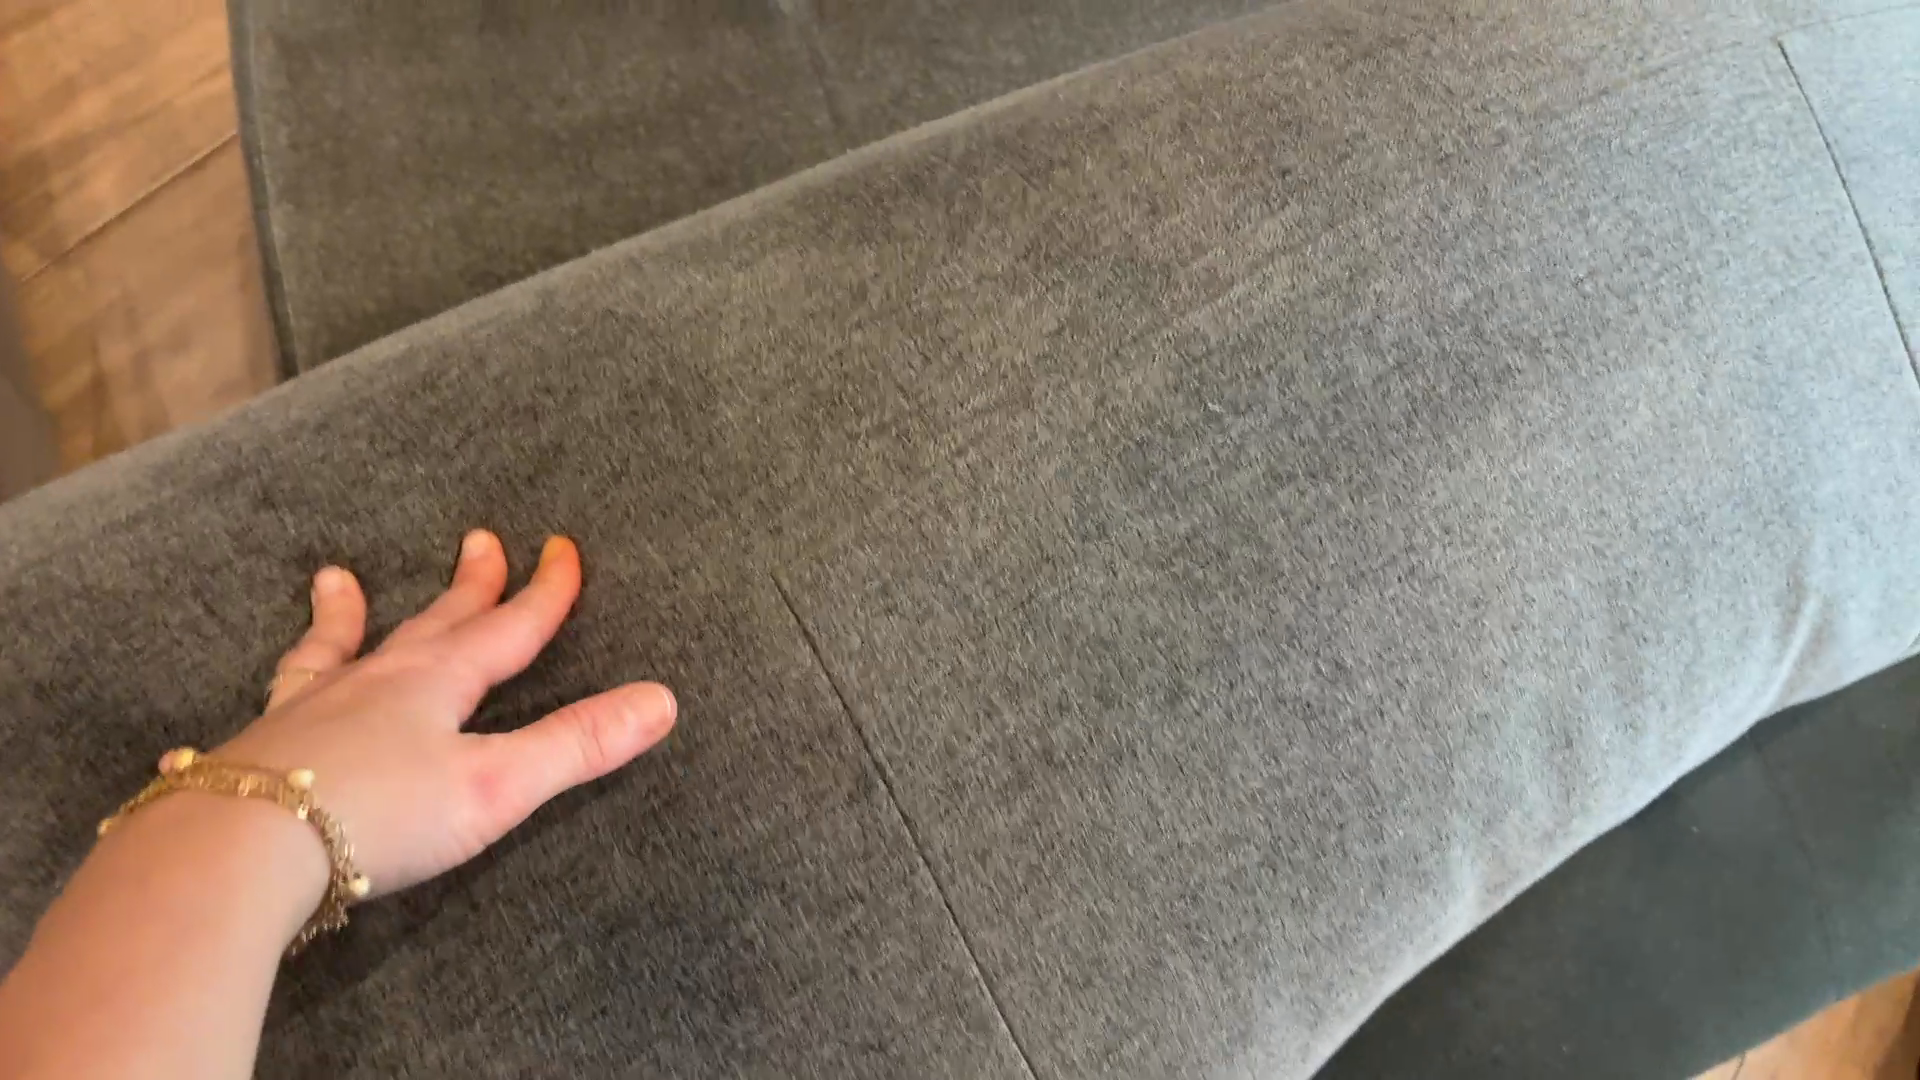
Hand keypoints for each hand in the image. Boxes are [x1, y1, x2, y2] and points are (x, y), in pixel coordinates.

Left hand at [217, 532, 675, 896]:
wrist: (229, 859)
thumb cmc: (379, 813)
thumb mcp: (499, 782)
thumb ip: (581, 742)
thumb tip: (665, 700)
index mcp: (442, 680)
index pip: (511, 624)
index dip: (546, 589)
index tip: (564, 548)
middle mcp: (380, 680)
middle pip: (441, 620)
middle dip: (472, 582)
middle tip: (484, 539)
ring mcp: (313, 708)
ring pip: (348, 647)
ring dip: (353, 613)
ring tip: (338, 579)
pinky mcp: (262, 747)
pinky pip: (278, 697)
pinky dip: (280, 681)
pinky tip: (274, 678)